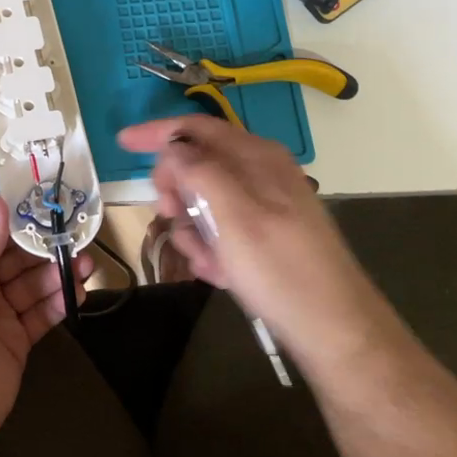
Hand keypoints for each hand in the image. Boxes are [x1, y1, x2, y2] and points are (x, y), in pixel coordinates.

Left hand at [0, 196, 92, 456]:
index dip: (15, 221)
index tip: (48, 205)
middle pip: (13, 257)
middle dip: (43, 247)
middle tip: (78, 235)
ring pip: (31, 283)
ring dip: (56, 272)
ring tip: (86, 263)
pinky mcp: (16, 338)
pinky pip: (41, 311)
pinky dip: (59, 300)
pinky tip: (79, 291)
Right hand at [119, 115, 353, 323]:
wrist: (334, 329)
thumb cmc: (281, 269)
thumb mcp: (233, 216)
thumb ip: (199, 172)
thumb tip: (172, 148)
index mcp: (256, 156)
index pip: (196, 128)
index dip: (156, 132)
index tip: (122, 143)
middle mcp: (261, 171)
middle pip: (197, 164)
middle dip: (176, 192)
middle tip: (169, 216)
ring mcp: (266, 203)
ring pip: (205, 201)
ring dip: (193, 229)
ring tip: (206, 262)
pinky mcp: (267, 234)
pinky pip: (222, 228)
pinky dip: (212, 247)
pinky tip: (220, 273)